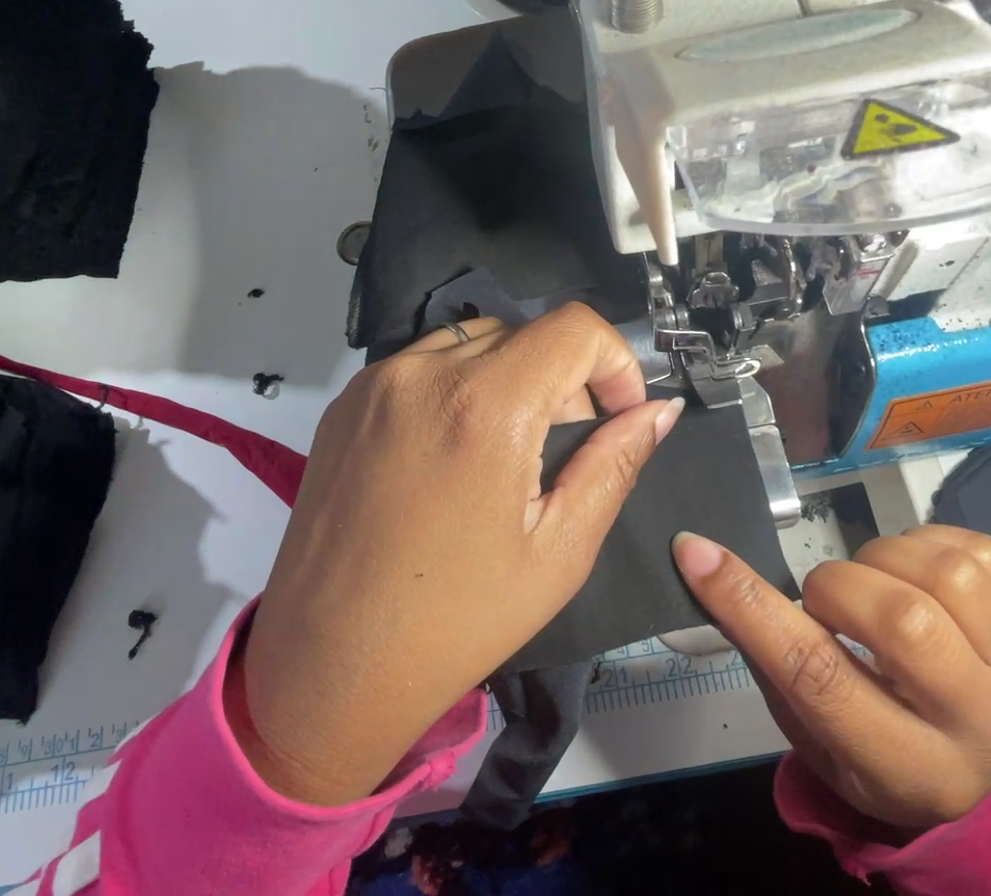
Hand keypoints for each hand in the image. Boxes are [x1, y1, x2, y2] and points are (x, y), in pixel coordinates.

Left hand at [231, 305, 683, 805]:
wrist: (331, 663)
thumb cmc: (457, 620)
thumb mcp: (559, 550)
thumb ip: (615, 464)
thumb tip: (659, 409)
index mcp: (485, 405)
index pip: (573, 327)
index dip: (614, 361)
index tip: (616, 416)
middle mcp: (423, 372)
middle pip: (524, 333)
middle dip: (563, 379)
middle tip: (561, 452)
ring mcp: (374, 384)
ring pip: (471, 344)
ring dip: (509, 380)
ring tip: (503, 458)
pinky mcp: (344, 404)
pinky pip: (422, 368)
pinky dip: (457, 391)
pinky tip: (450, 460)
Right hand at [673, 525, 990, 830]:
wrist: (974, 770)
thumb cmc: (870, 751)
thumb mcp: (806, 730)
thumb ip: (766, 654)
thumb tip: (707, 561)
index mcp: (902, 767)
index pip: (818, 675)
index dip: (750, 605)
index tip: (696, 551)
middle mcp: (975, 724)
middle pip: (899, 622)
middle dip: (836, 588)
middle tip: (824, 601)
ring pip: (943, 575)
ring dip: (882, 559)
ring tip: (871, 582)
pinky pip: (977, 549)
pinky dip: (924, 541)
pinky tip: (909, 570)